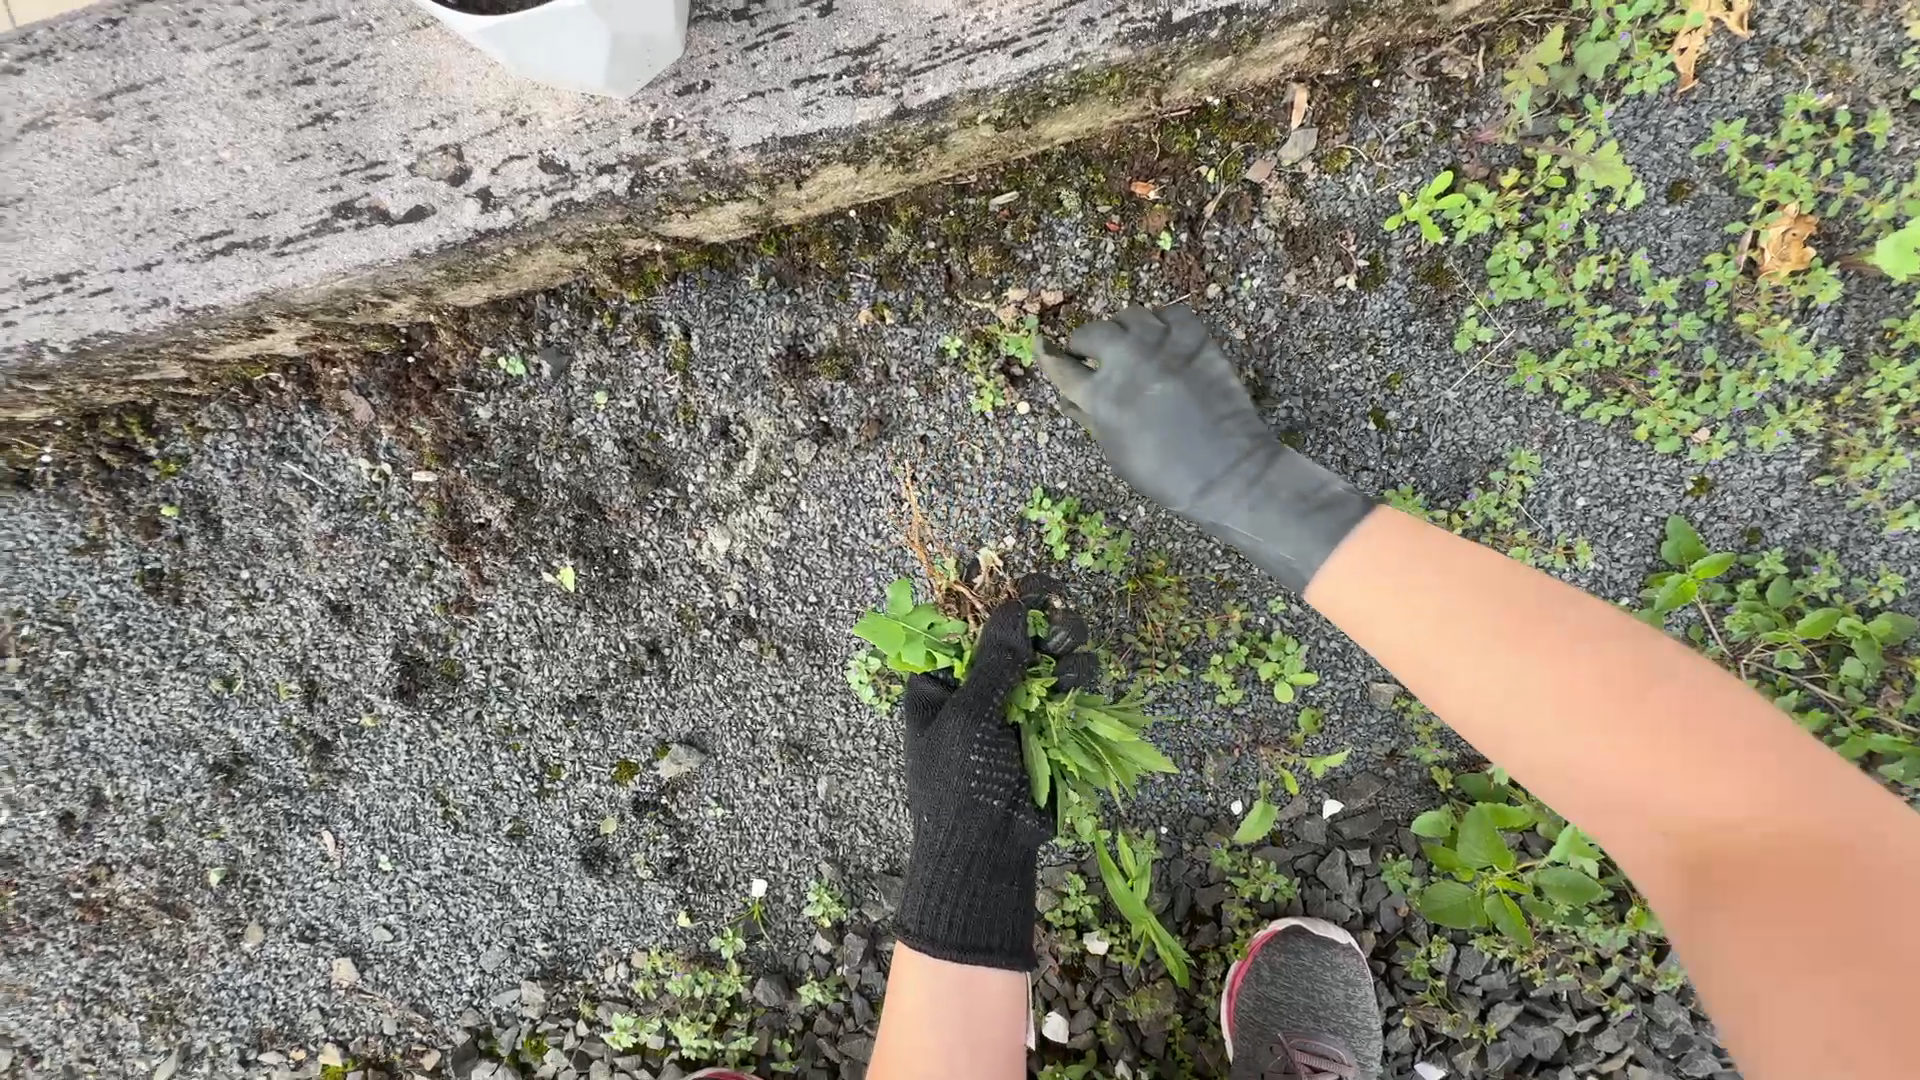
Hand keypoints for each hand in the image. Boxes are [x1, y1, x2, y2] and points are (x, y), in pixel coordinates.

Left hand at [894, 585, 1078, 971]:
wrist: (984, 851)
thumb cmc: (958, 784)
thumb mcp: (967, 718)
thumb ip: (994, 662)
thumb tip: (1014, 606)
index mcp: (945, 676)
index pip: (974, 621)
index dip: (1008, 601)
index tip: (1041, 588)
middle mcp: (984, 681)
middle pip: (1022, 631)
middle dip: (1044, 624)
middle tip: (1056, 632)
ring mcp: (1019, 701)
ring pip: (1054, 654)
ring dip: (1067, 650)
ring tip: (1065, 666)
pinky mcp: (1051, 722)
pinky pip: (1072, 686)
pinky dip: (1079, 681)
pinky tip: (1075, 690)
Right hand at [1038, 304, 1373, 592]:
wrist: (1225, 472)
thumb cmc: (1163, 474)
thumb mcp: (1115, 452)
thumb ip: (1090, 418)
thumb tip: (1068, 397)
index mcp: (1100, 398)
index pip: (1061, 367)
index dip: (1050, 356)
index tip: (1046, 348)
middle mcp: (1126, 363)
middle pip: (1093, 332)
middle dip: (1087, 342)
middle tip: (1093, 352)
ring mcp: (1163, 346)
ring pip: (1131, 316)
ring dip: (1125, 329)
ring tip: (1132, 344)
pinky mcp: (1197, 339)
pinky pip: (1173, 314)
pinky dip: (1164, 323)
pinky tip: (1165, 340)